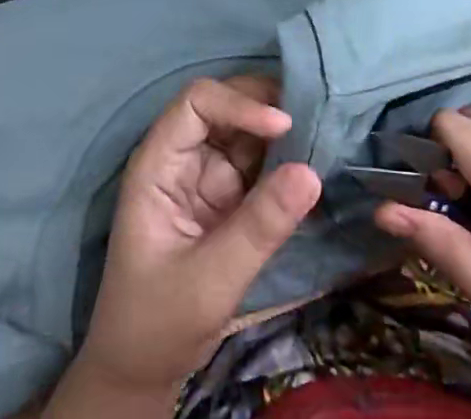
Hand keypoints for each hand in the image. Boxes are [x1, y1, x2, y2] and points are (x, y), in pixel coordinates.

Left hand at [46, 77, 321, 416]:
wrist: (143, 368)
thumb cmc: (158, 322)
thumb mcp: (210, 280)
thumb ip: (258, 227)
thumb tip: (312, 172)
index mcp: (159, 164)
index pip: (197, 104)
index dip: (239, 103)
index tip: (284, 126)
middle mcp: (184, 157)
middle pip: (226, 105)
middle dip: (269, 105)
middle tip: (318, 118)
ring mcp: (208, 175)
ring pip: (249, 130)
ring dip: (286, 129)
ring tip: (327, 133)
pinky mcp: (230, 196)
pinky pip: (262, 163)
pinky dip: (290, 158)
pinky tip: (318, 159)